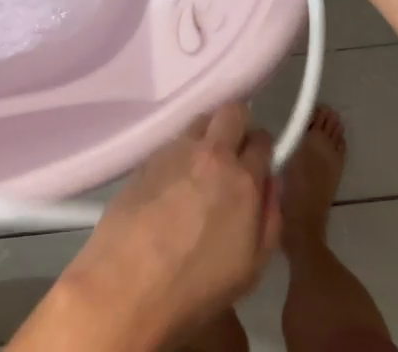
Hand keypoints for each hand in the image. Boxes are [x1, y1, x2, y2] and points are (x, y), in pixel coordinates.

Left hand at [51, 105, 278, 345]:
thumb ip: (270, 217)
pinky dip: (179, 154)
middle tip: (233, 155)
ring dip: (206, 136)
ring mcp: (174, 151)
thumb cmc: (196, 286)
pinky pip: (171, 142)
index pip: (262, 139)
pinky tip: (172, 184)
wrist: (126, 286)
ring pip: (199, 121)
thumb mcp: (253, 267)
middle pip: (232, 110)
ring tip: (200, 169)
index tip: (258, 167)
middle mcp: (210, 153)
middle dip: (238, 125)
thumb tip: (270, 183)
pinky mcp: (145, 159)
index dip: (262, 151)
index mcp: (242, 178)